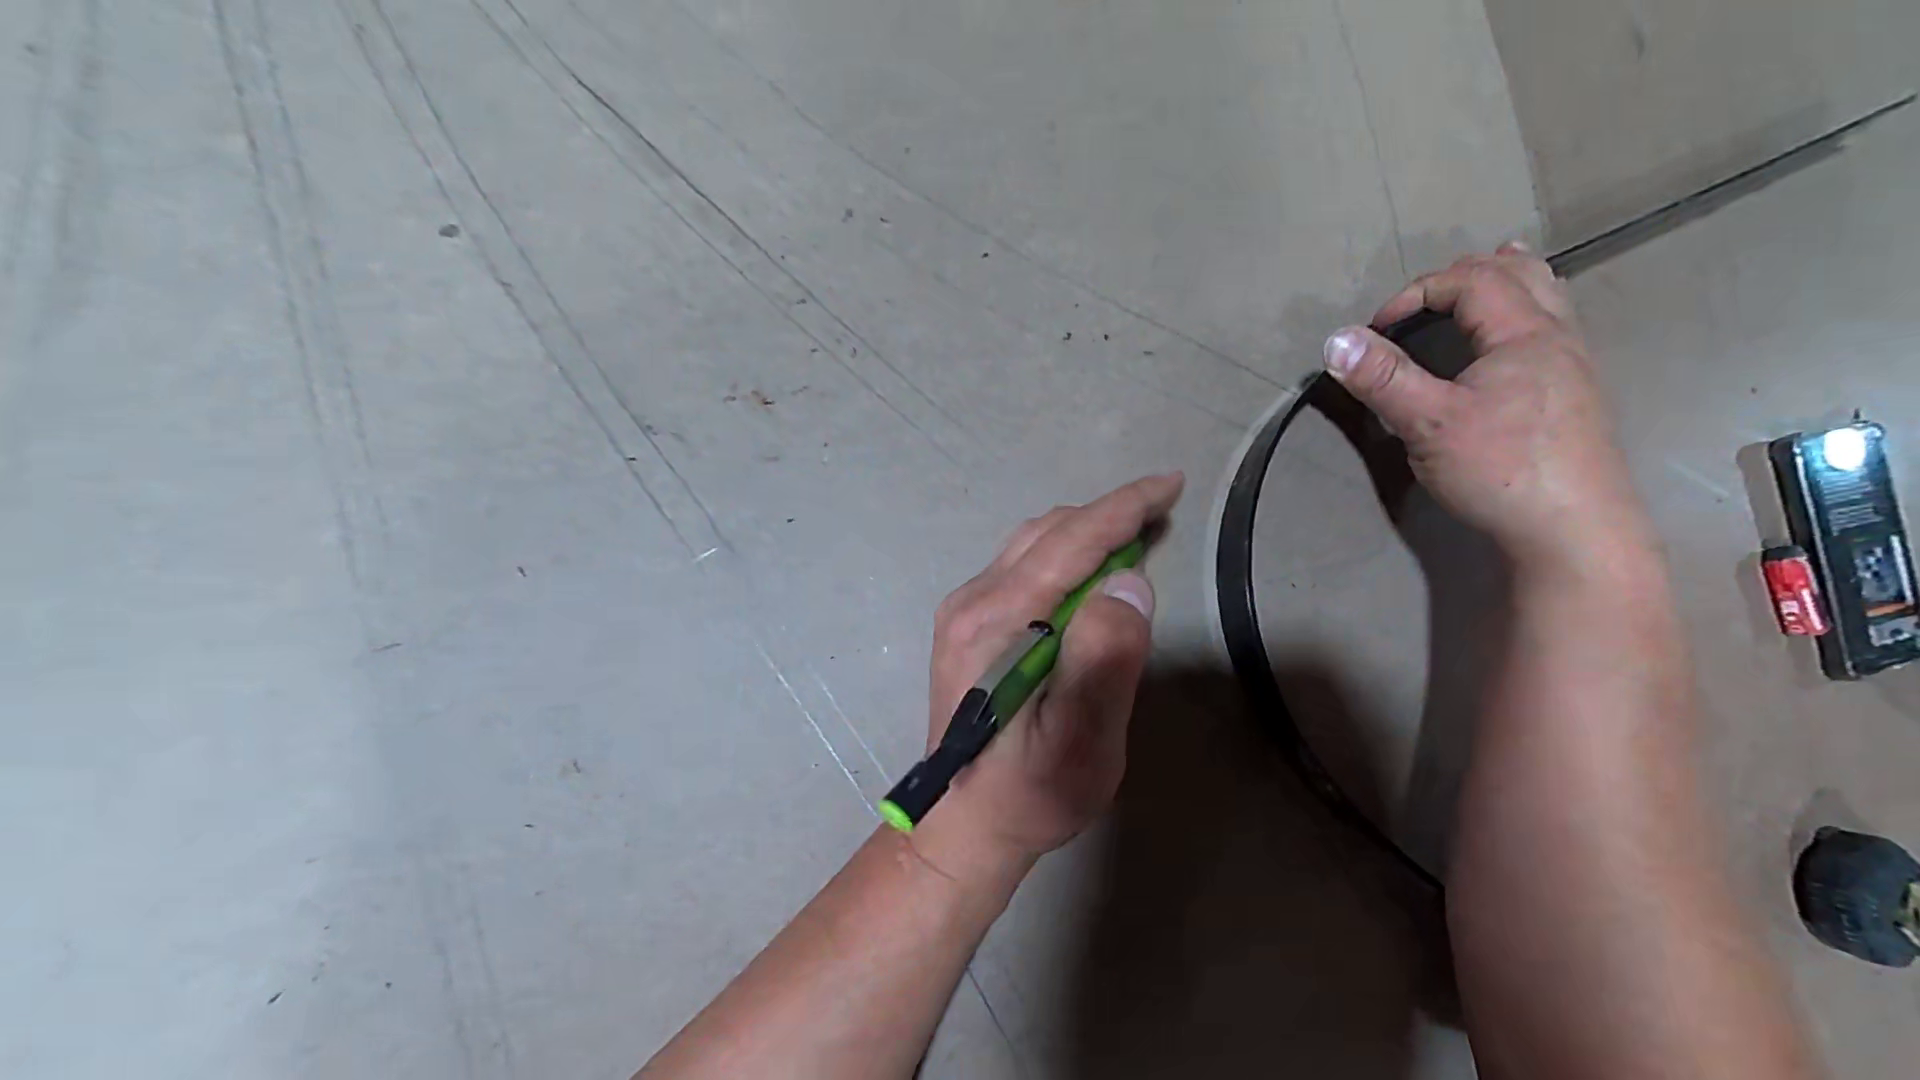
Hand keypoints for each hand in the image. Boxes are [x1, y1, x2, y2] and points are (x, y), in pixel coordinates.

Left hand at [910, 473, 1182, 878]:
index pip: (1070, 542)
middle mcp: (972, 602)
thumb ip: (1104, 659)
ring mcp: (963, 611)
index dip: (1124, 508)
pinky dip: (1063, 555)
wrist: (964, 824)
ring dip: (1085, 533)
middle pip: (1048, 534)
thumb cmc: (1031, 792)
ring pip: (1031, 545)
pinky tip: (1088, 573)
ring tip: (1134, 536)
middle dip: (1108, 515)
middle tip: (1162, 512)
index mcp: (997, 621)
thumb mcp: (1082, 741)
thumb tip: (1129, 582)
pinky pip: (1020, 566)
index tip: (1169, 484)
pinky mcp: (965, 625)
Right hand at [1321, 244, 1654, 572]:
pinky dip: (1524, 315)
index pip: (1472, 282)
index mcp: (1526, 335)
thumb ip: (1382, 378)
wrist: (1573, 530)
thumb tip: (1336, 339)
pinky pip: (1551, 332)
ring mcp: (1573, 369)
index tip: (1377, 328)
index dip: (1418, 292)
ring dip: (1507, 285)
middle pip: (1523, 276)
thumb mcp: (1427, 423)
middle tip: (1426, 293)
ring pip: (1547, 300)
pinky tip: (1509, 343)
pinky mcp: (1573, 399)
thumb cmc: (1500, 470)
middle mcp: (1558, 340)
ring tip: (1486, 279)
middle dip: (1467, 274)